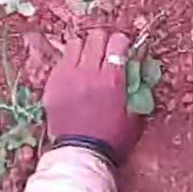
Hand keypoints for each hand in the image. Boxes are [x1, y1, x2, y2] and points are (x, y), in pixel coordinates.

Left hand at [44, 29, 141, 160]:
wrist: (81, 154)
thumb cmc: (112, 138)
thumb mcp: (135, 116)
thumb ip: (138, 89)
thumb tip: (139, 70)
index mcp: (112, 79)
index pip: (117, 42)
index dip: (122, 42)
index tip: (122, 49)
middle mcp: (89, 73)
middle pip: (96, 37)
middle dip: (104, 41)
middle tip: (105, 53)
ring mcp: (67, 77)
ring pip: (75, 43)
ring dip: (84, 48)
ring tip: (87, 60)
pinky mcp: (52, 84)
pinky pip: (61, 60)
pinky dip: (70, 63)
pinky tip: (75, 75)